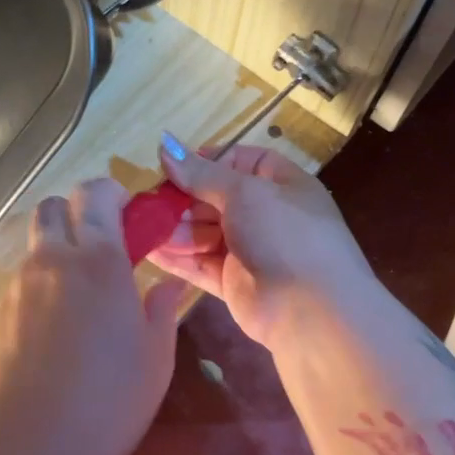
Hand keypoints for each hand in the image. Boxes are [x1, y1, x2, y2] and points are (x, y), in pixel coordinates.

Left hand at [0, 179, 190, 454]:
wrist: (33, 443)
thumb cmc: (110, 399)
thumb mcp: (155, 357)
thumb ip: (161, 311)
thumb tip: (167, 286)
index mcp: (98, 261)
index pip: (94, 194)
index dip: (109, 193)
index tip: (125, 213)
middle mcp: (53, 261)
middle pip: (52, 207)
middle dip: (74, 213)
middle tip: (98, 247)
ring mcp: (19, 287)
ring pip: (35, 247)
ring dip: (56, 254)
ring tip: (78, 301)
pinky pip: (21, 285)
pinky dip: (39, 290)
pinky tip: (53, 334)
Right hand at [149, 144, 377, 348]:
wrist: (311, 310)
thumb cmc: (284, 234)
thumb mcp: (244, 192)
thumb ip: (201, 173)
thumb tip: (166, 144)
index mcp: (282, 185)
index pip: (242, 161)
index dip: (208, 161)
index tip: (173, 166)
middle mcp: (268, 215)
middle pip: (216, 198)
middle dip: (183, 199)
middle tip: (149, 201)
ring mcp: (251, 251)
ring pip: (205, 232)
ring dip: (176, 229)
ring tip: (143, 226)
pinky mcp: (235, 283)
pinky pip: (201, 264)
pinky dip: (177, 257)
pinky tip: (148, 250)